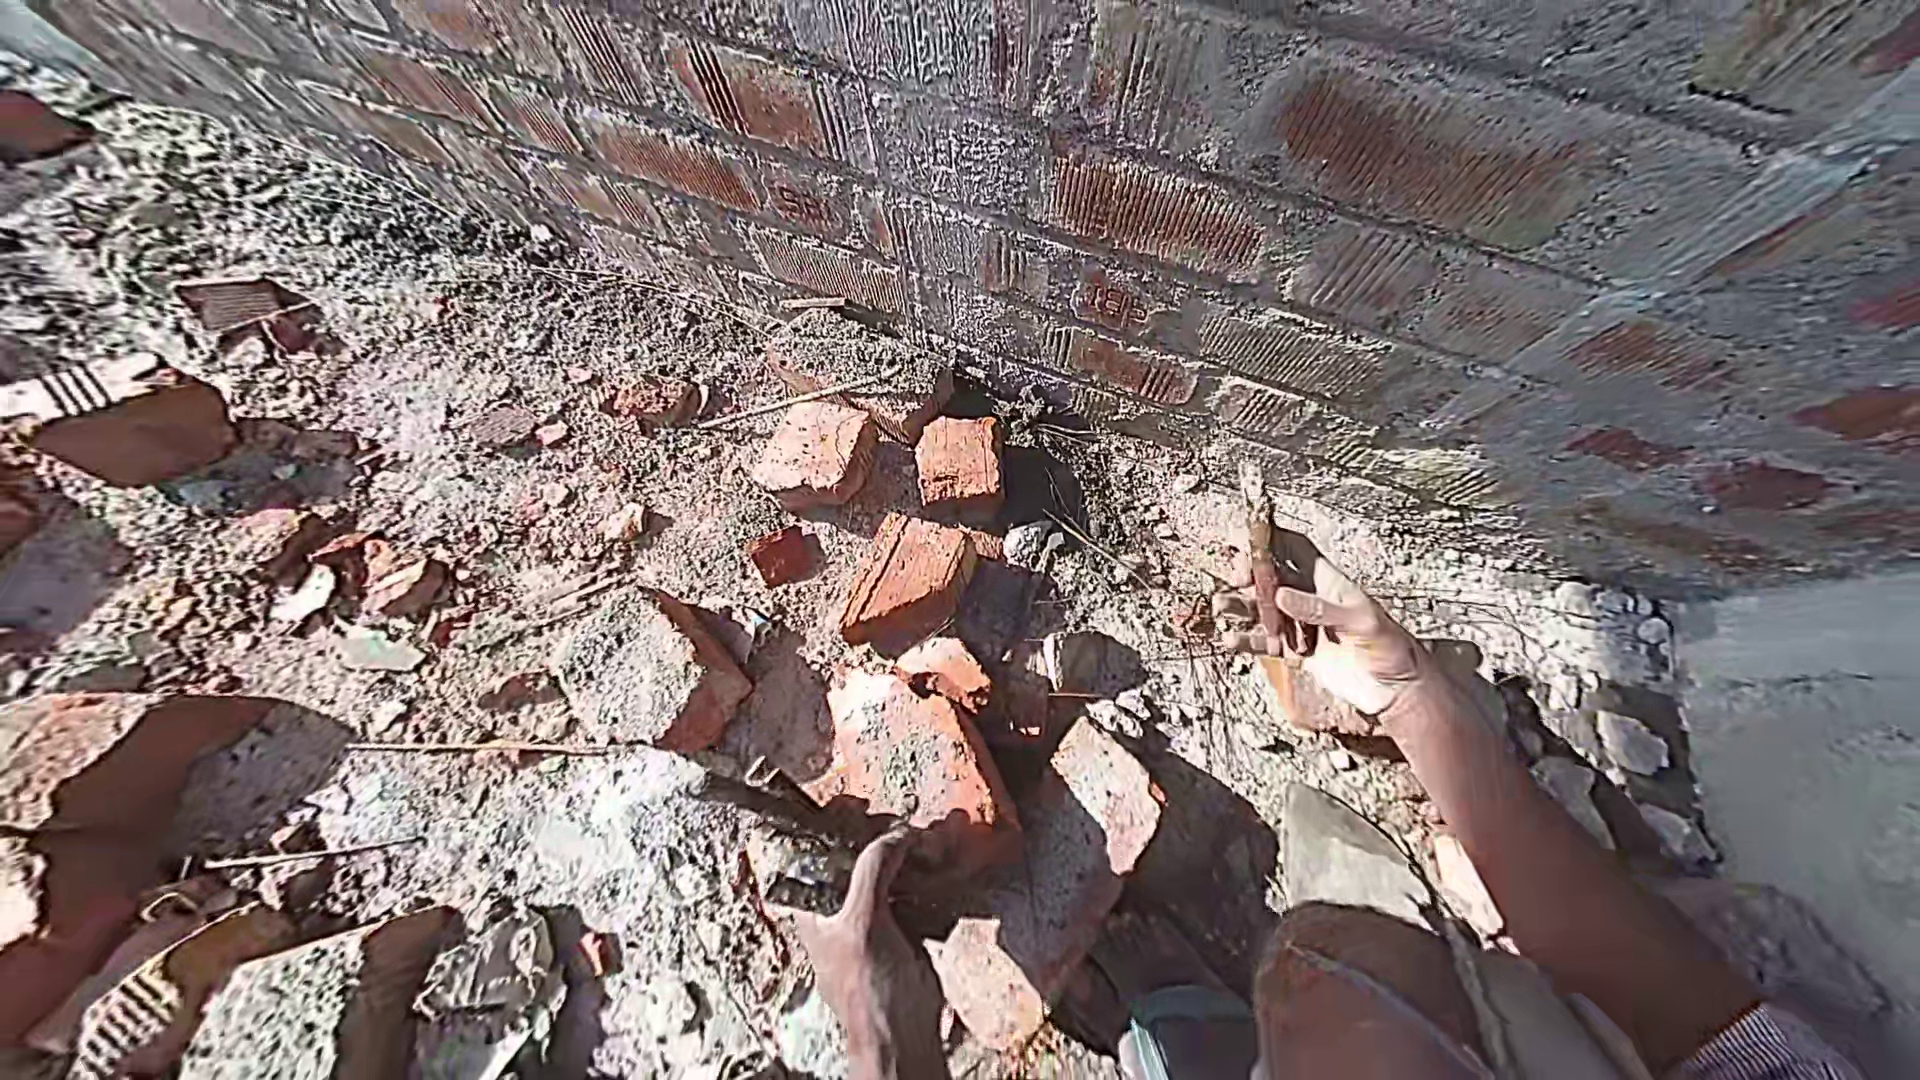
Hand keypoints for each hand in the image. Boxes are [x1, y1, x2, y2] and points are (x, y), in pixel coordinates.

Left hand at [793, 829, 948, 1079]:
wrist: (905, 1035)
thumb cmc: (867, 992)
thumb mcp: (862, 923)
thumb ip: (874, 870)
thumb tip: (897, 834)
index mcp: (813, 903)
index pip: (813, 848)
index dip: (829, 821)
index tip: (855, 802)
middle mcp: (838, 902)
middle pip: (855, 850)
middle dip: (879, 830)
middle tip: (897, 818)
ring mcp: (870, 908)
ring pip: (886, 862)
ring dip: (906, 844)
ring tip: (924, 830)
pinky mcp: (900, 917)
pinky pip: (910, 879)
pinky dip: (924, 862)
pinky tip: (937, 848)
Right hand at [1212, 526, 1426, 714]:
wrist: (1399, 693)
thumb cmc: (1393, 651)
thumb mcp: (1363, 624)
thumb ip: (1320, 608)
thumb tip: (1280, 595)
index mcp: (1328, 582)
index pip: (1294, 550)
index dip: (1270, 539)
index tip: (1246, 539)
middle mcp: (1307, 598)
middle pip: (1268, 576)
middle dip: (1247, 573)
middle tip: (1235, 579)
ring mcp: (1298, 624)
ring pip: (1258, 607)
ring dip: (1237, 604)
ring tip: (1221, 607)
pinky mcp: (1292, 650)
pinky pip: (1261, 641)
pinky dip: (1244, 640)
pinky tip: (1231, 640)